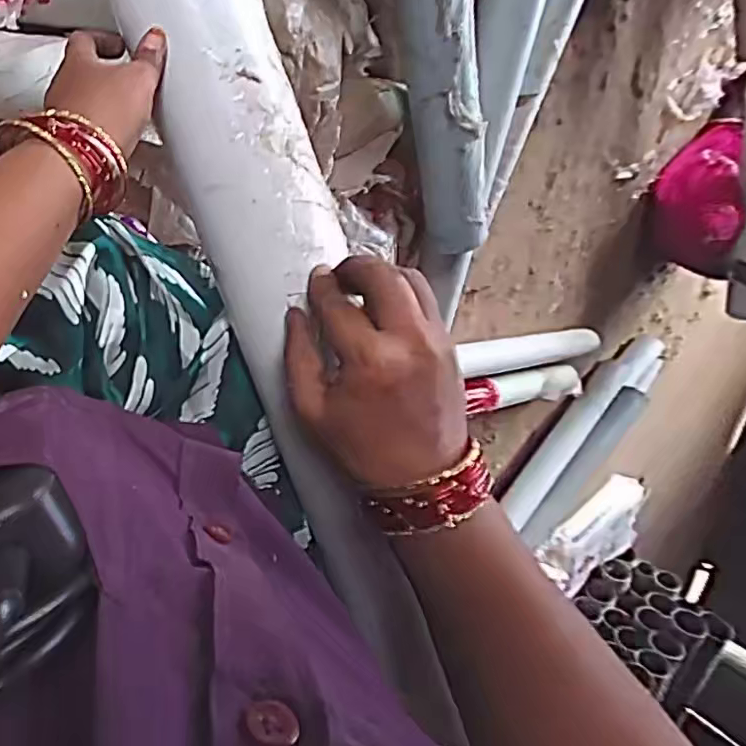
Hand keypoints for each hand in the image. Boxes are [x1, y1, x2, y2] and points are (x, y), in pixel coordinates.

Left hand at [42, 28, 165, 154]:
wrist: (81, 158)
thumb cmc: (100, 114)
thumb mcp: (138, 78)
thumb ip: (147, 59)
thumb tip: (153, 41)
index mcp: (76, 61)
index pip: (86, 39)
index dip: (105, 40)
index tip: (121, 45)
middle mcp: (63, 88)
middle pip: (84, 73)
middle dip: (106, 76)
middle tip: (126, 79)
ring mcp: (63, 118)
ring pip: (86, 105)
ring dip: (106, 107)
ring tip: (129, 114)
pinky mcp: (71, 144)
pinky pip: (90, 133)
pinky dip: (106, 133)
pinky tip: (124, 141)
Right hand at [283, 256, 470, 488]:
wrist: (424, 479)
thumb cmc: (368, 452)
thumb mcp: (311, 410)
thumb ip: (297, 356)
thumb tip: (297, 318)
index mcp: (370, 361)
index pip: (339, 303)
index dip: (321, 288)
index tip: (315, 283)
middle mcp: (409, 342)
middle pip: (382, 275)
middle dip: (355, 266)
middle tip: (339, 275)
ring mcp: (435, 341)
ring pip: (411, 278)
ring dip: (383, 274)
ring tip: (362, 287)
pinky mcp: (449, 345)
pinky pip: (426, 299)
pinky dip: (403, 292)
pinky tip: (384, 307)